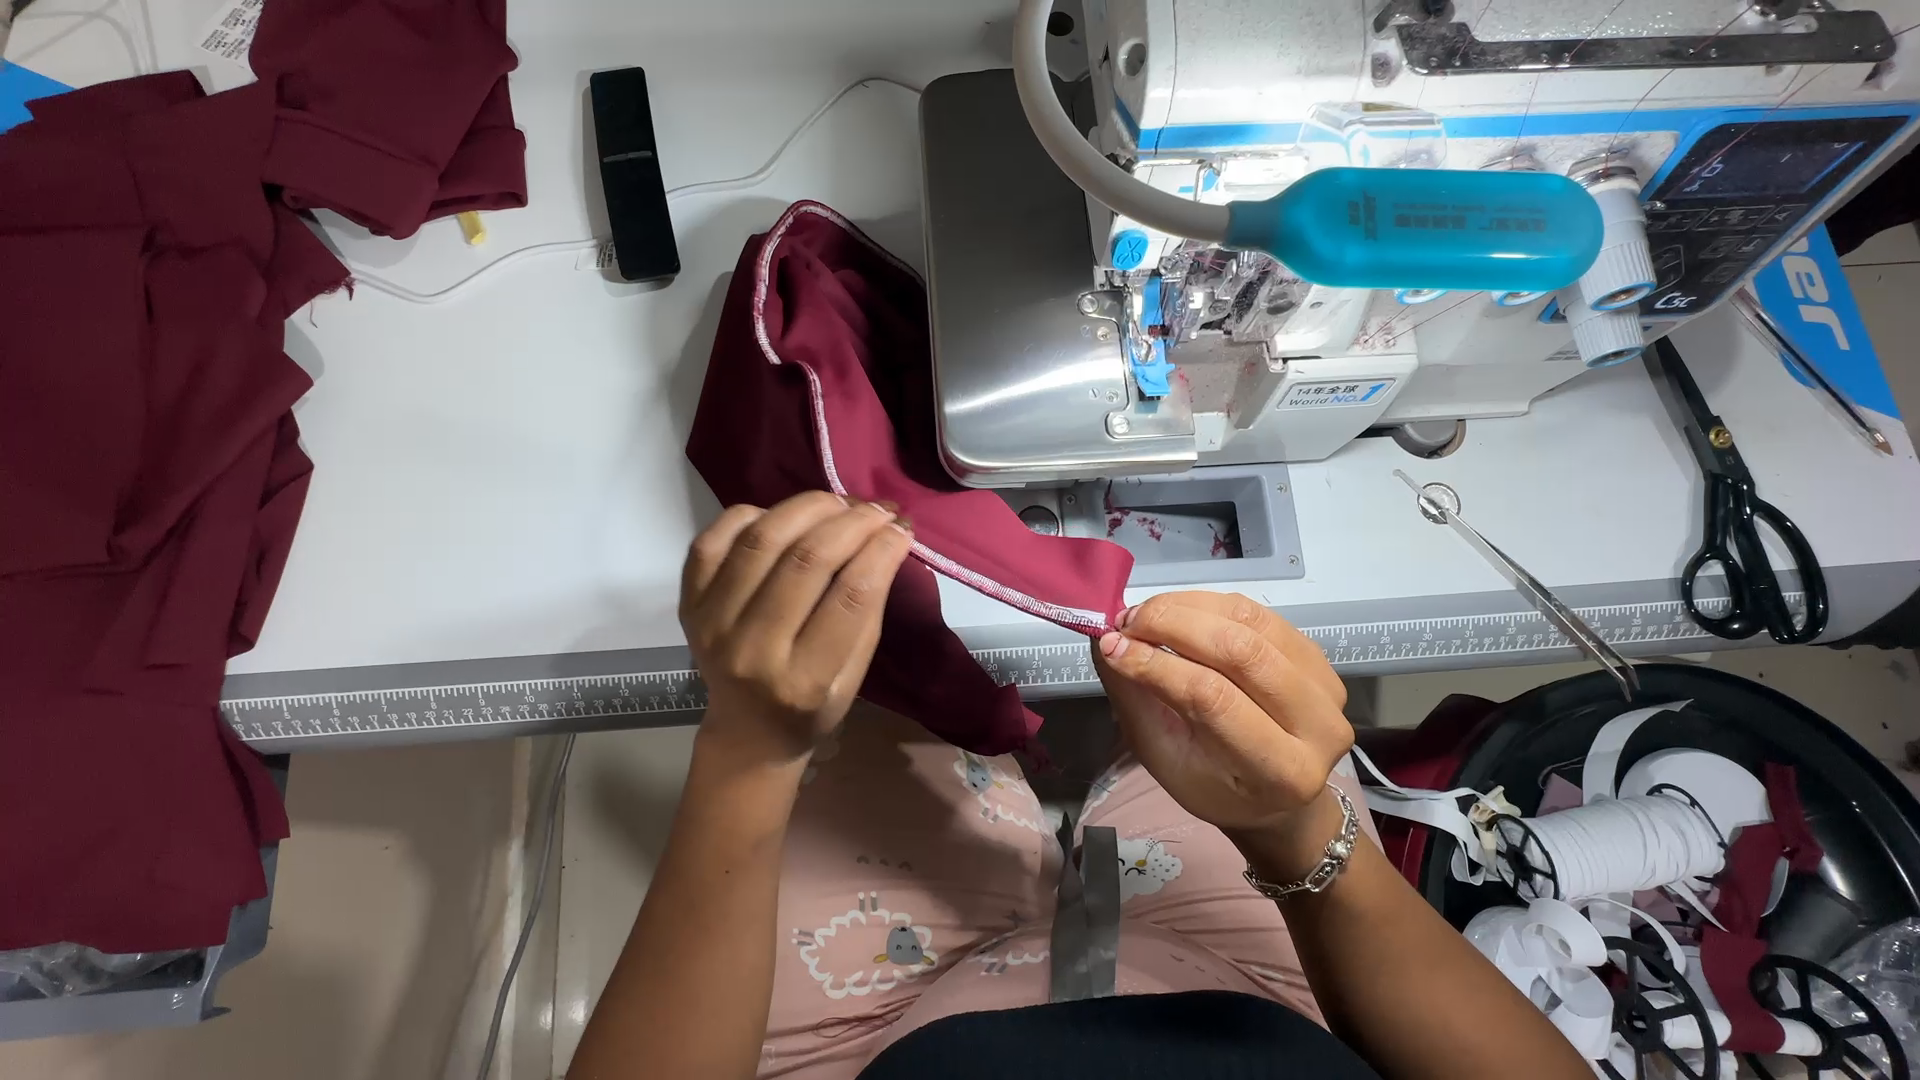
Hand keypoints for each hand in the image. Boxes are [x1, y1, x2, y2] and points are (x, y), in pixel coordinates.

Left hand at [680, 491, 912, 761]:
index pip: (850, 596)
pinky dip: (753, 515)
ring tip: (839, 503)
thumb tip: (888, 536)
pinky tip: (784, 516)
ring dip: (808, 507)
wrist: (747, 730)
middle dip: (852, 522)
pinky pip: (715, 539)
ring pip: (762, 540)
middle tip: (879, 508)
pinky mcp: (690, 602)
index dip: (881, 550)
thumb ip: (869, 606)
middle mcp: (750, 649)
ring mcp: (712, 622)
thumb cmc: (813, 706)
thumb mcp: (856, 672)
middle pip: (806, 561)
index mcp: (802, 680)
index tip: (902, 527)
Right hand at [1093, 593, 1352, 840]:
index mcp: (1280, 772)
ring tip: (1145, 614)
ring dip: (1188, 607)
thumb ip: (1134, 698)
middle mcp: (1318, 728)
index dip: (1157, 663)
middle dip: (1172, 624)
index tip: (1111, 643)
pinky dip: (1210, 604)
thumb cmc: (1213, 785)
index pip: (1213, 699)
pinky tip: (1179, 612)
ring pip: (1251, 623)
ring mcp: (1328, 687)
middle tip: (1126, 621)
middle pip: (1240, 652)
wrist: (1276, 796)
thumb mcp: (1163, 757)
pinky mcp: (1321, 657)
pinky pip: (1261, 614)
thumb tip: (1105, 639)